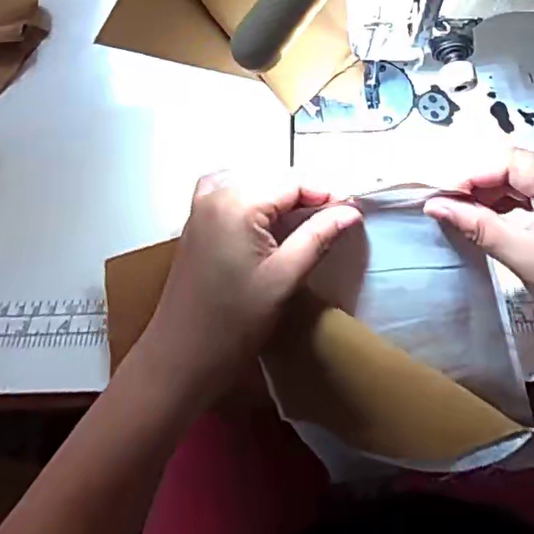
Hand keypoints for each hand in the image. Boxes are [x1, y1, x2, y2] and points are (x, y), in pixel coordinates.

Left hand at [131, 171, 361, 404]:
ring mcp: (200, 206)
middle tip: (335, 218)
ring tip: (307, 219)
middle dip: (304, 194)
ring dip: (278, 195)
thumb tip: (350, 211)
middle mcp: (214, 194)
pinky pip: (227, 192)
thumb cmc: (234, 322)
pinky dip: (250, 197)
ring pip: (250, 182)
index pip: (291, 181)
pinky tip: (265, 217)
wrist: (181, 355)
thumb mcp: (284, 278)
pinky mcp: (194, 222)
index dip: (325, 192)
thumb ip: (317, 238)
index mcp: (236, 202)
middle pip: (270, 178)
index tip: (352, 210)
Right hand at [423, 148, 533, 381]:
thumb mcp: (524, 259)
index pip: (512, 162)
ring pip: (527, 180)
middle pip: (519, 168)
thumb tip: (434, 204)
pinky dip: (515, 204)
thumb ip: (477, 225)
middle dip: (482, 185)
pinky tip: (494, 219)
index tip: (445, 199)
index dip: (474, 176)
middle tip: (451, 208)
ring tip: (466, 215)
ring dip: (496, 195)